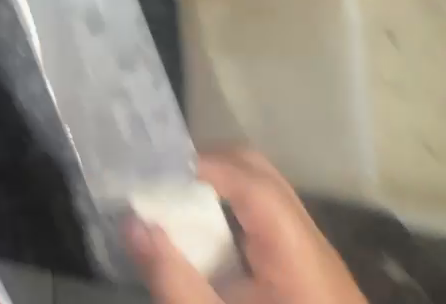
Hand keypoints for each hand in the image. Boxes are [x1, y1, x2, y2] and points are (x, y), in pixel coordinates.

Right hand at [127, 148, 365, 303]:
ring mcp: (315, 264)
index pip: (256, 186)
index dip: (202, 167)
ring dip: (212, 190)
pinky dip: (224, 215)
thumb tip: (130, 221)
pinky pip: (262, 223)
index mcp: (302, 263)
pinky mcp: (306, 277)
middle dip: (205, 168)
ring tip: (169, 208)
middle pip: (263, 176)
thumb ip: (172, 279)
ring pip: (262, 195)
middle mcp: (316, 251)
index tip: (150, 174)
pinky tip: (197, 241)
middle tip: (157, 183)